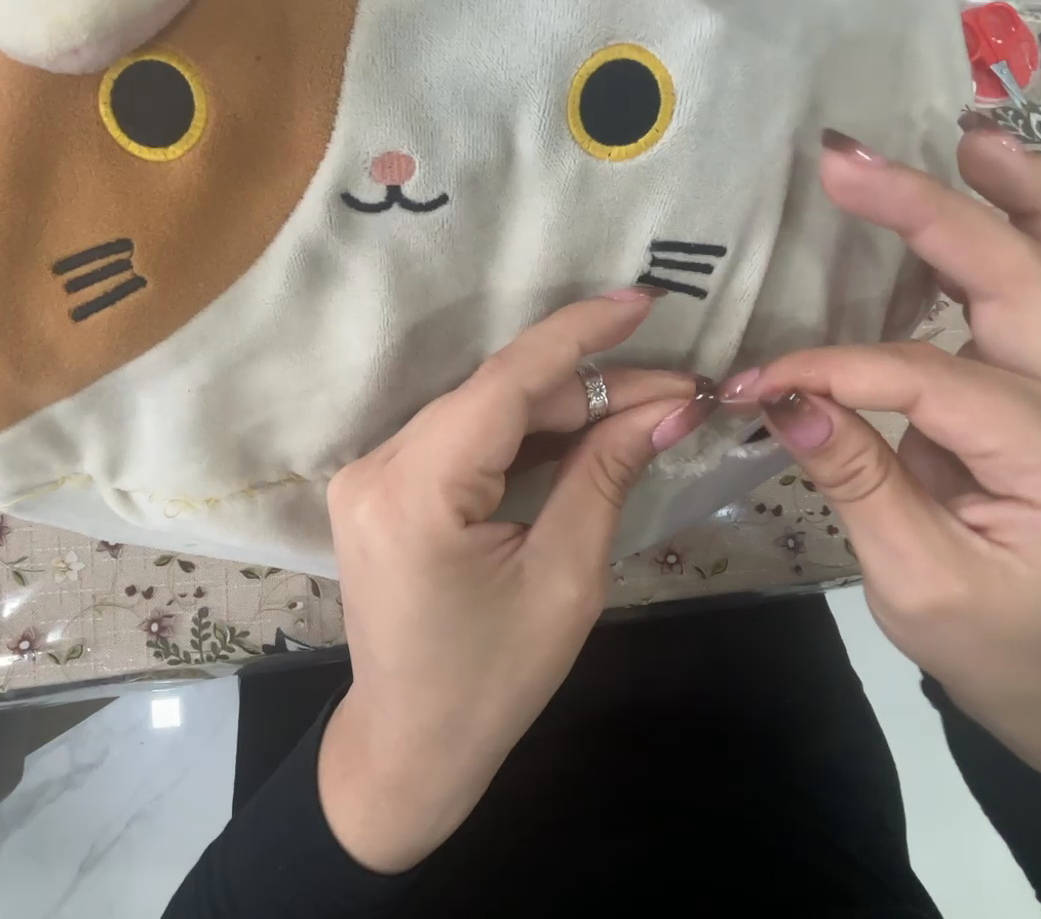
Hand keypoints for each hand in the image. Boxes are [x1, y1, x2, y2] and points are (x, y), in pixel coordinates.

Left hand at [319, 290, 717, 872]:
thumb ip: (604, 474)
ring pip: (478, 413)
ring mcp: (368, 475)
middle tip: (672, 391)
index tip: (641, 299)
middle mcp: (376, 466)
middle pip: (494, 398)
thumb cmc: (493, 681)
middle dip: (584, 387)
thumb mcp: (565, 579)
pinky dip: (517, 434)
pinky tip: (575, 431)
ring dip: (555, 408)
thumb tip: (666, 406)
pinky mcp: (377, 488)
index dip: (577, 335)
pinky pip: (458, 440)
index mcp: (414, 492)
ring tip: (639, 407)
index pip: (504, 384)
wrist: (411, 742)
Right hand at [722, 123, 1040, 786]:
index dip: (829, 369)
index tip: (747, 383)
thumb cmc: (991, 642)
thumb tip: (783, 397)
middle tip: (843, 162)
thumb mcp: (915, 580)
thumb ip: (856, 479)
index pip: (924, 378)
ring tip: (958, 136)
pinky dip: (1028, 231)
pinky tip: (983, 194)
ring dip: (1017, 192)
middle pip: (1021, 275)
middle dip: (930, 210)